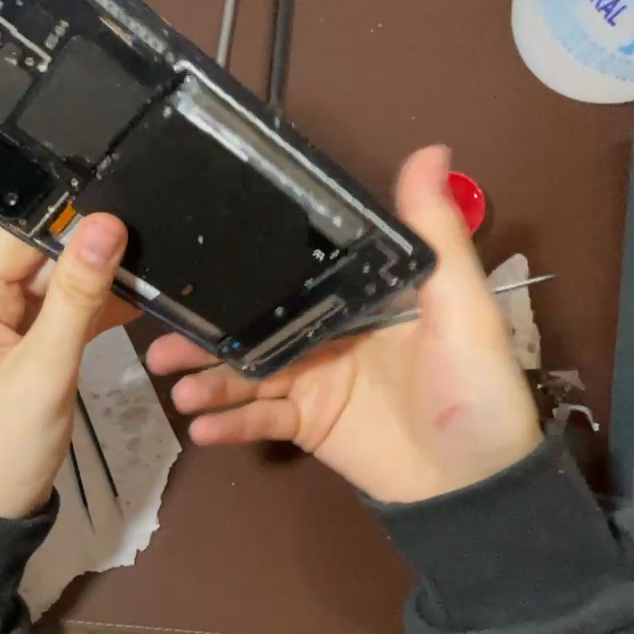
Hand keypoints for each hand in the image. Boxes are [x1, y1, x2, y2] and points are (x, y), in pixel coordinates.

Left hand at [0, 216, 134, 518]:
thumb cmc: (8, 446)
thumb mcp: (46, 370)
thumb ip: (76, 296)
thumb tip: (106, 225)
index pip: (21, 233)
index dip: (74, 219)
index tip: (133, 209)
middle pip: (40, 254)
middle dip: (92, 252)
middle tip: (156, 240)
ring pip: (55, 281)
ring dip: (98, 282)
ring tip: (153, 271)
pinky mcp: (20, 342)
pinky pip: (58, 311)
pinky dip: (91, 310)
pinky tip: (134, 303)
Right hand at [146, 145, 540, 503]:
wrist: (472, 483)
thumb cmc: (473, 388)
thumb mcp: (461, 307)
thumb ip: (434, 238)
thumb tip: (430, 150)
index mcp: (357, 303)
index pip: (292, 282)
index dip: (245, 277)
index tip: (195, 272)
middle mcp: (326, 337)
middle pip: (256, 332)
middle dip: (207, 340)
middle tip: (159, 345)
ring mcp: (311, 385)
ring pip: (249, 379)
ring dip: (211, 385)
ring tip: (179, 394)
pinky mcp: (305, 426)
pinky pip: (260, 422)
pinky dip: (231, 426)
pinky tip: (201, 430)